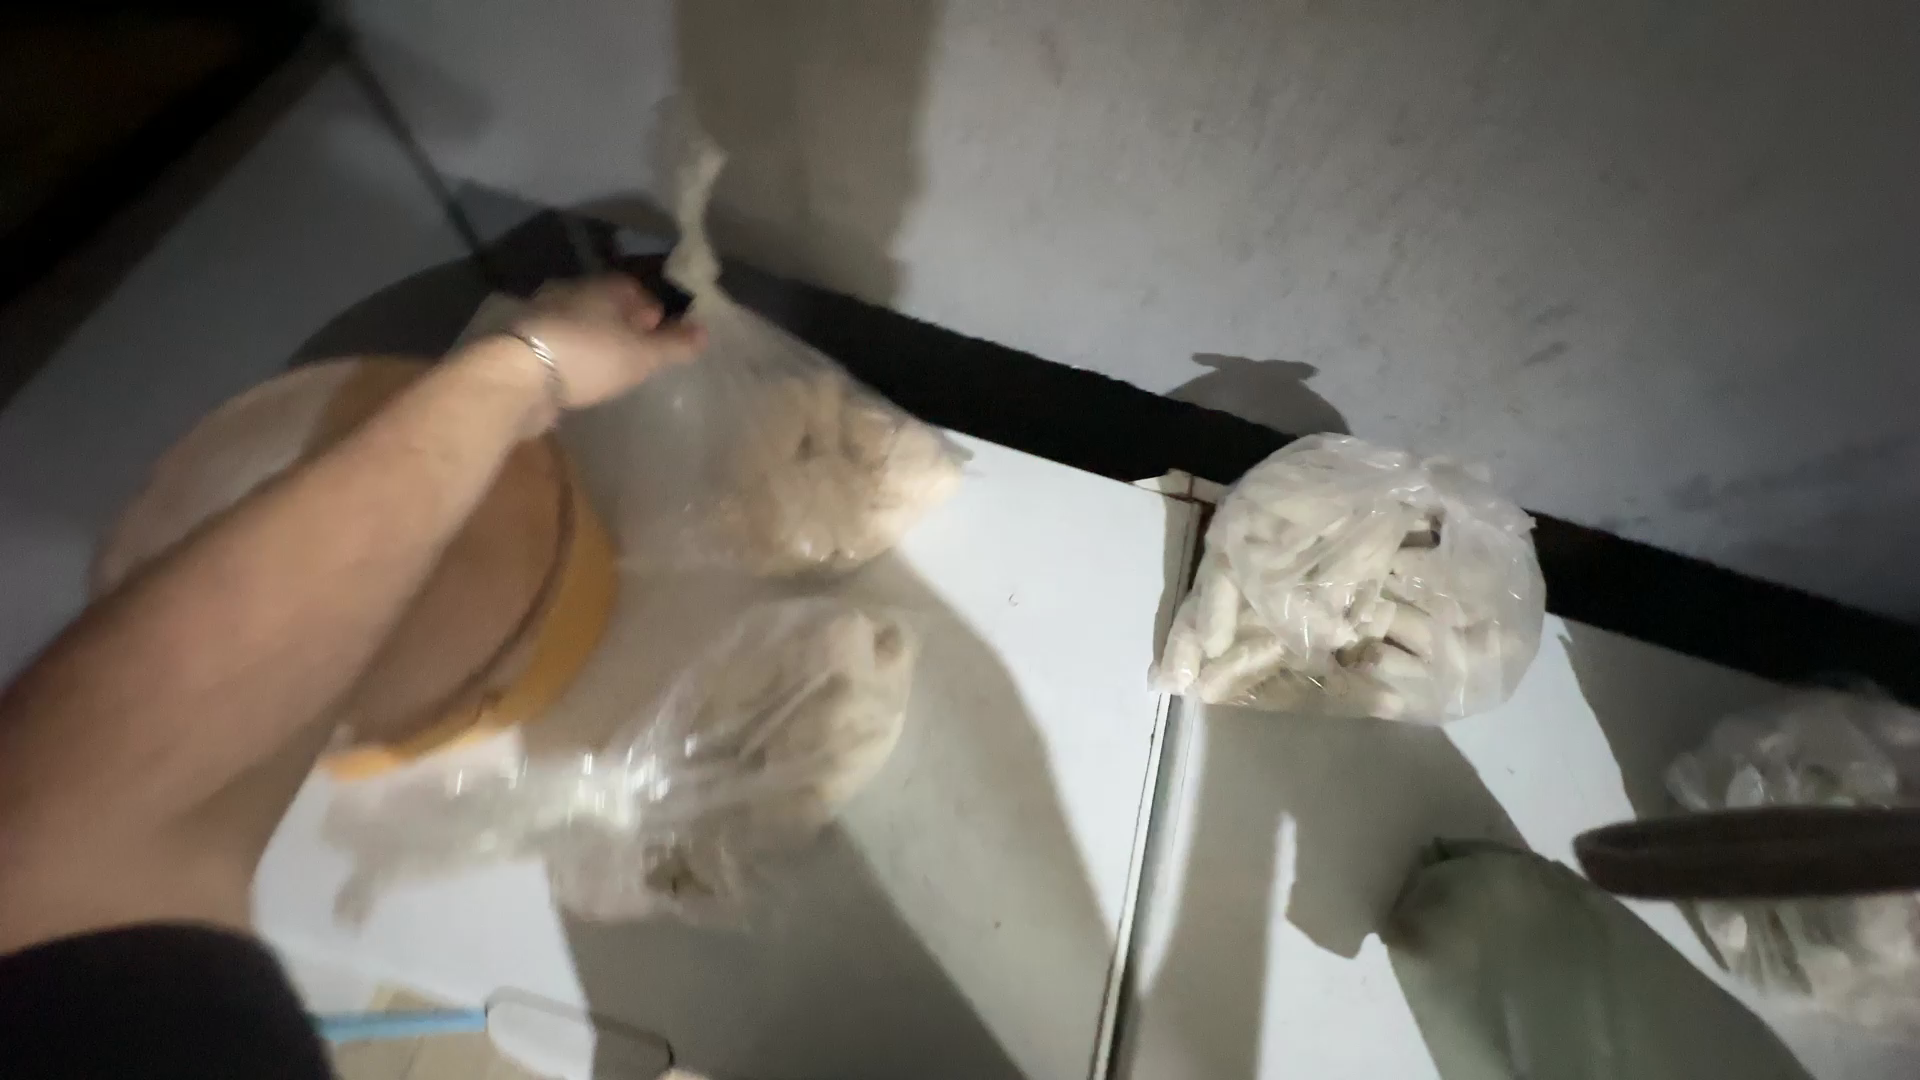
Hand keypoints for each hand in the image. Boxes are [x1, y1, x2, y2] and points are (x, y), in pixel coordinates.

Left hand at [512, 274, 706, 409]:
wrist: (520, 376)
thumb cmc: (591, 356)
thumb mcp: (644, 355)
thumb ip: (675, 344)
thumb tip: (705, 331)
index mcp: (601, 289)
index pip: (633, 287)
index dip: (651, 308)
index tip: (662, 330)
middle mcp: (570, 293)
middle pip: (605, 303)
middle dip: (625, 322)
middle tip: (642, 348)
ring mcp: (543, 316)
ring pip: (581, 321)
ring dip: (598, 337)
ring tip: (615, 362)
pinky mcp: (525, 341)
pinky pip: (562, 341)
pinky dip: (577, 353)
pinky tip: (585, 373)